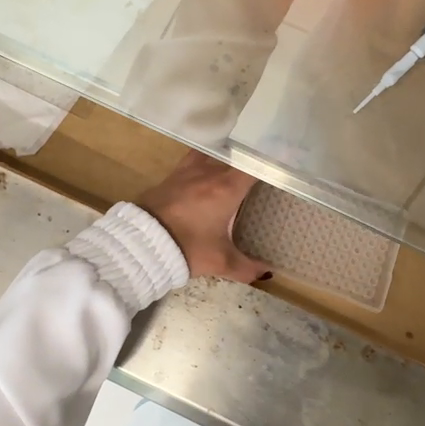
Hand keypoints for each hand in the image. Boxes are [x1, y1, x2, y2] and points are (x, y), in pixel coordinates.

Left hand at [137, 151, 270, 283]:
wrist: (142, 242)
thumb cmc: (187, 247)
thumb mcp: (220, 261)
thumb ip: (247, 267)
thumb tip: (267, 273)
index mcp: (227, 187)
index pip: (256, 165)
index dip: (270, 164)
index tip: (282, 167)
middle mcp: (210, 171)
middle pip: (237, 156)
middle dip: (252, 160)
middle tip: (264, 167)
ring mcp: (190, 169)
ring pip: (216, 152)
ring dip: (228, 156)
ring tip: (238, 164)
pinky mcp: (173, 174)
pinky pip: (196, 157)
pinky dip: (207, 159)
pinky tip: (209, 169)